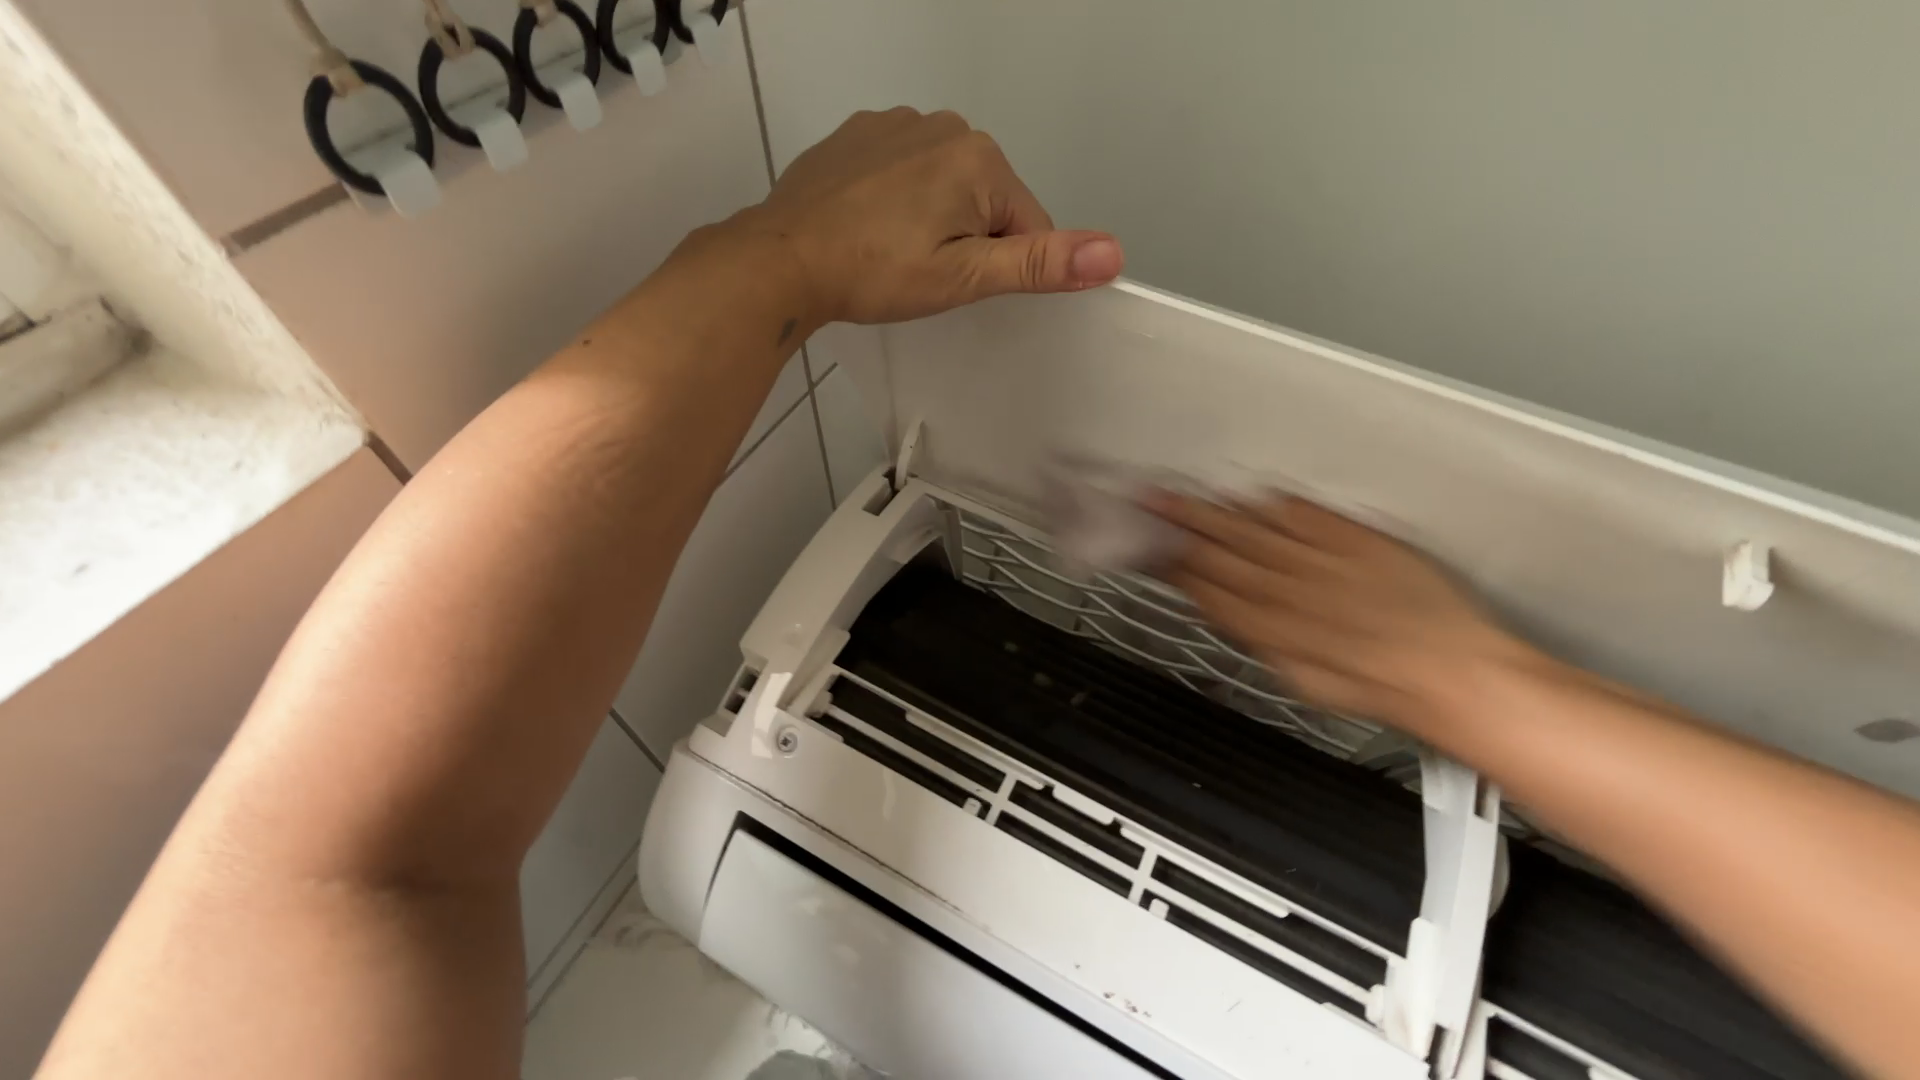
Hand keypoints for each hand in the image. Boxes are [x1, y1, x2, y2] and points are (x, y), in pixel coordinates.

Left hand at [735, 107, 1125, 325]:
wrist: (782, 258)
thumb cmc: (876, 273)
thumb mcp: (964, 277)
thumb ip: (1039, 263)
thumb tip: (1113, 252)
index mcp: (981, 159)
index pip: (1028, 223)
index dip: (1002, 266)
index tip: (958, 287)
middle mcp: (943, 125)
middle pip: (985, 200)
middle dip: (968, 240)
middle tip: (923, 274)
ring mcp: (894, 123)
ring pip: (943, 186)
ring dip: (932, 220)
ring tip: (892, 255)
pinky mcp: (857, 135)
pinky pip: (901, 171)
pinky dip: (896, 200)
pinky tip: (869, 228)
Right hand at [1148, 492, 1547, 731]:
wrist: (1449, 673)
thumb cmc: (1377, 687)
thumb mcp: (1302, 682)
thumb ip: (1261, 642)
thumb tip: (1229, 615)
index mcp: (1268, 627)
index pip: (1204, 585)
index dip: (1170, 563)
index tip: (1146, 546)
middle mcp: (1286, 588)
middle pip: (1218, 549)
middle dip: (1177, 525)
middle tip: (1147, 502)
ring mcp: (1320, 559)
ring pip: (1252, 528)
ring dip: (1211, 511)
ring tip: (1180, 494)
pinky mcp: (1356, 540)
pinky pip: (1304, 514)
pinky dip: (1274, 504)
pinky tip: (1251, 496)